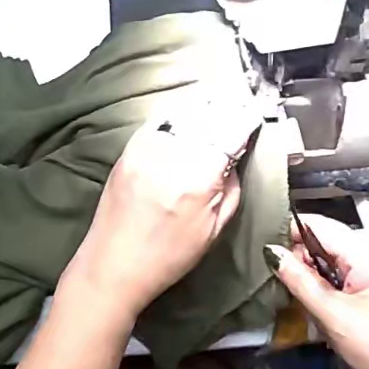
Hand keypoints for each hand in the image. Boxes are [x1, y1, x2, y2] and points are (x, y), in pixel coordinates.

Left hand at [60, 99, 260, 320]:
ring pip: (181, 112)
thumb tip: (236, 154)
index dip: (247, 117)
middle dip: (227, 107)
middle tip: (239, 105)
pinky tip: (186, 114)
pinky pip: (157, 121)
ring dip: (202, 106)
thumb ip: (232, 186)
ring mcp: (145, 151)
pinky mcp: (127, 152)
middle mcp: (171, 157)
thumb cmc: (167, 256)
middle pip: (207, 115)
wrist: (113, 264)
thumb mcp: (215, 228)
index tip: (255, 113)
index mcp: (199, 179)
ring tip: (216, 103)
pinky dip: (175, 114)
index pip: (231, 130)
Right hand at [269, 215, 368, 368]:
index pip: (320, 225)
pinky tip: (307, 301)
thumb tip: (271, 252)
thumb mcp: (333, 314)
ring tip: (282, 286)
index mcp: (368, 254)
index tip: (259, 242)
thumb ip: (300, 280)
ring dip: (308, 273)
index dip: (289, 230)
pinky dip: (322, 287)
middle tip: (268, 272)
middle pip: (325, 242)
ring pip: (331, 263)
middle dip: (297, 254)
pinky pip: (341, 280)